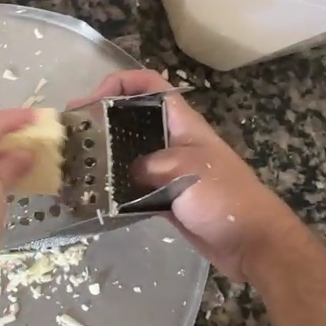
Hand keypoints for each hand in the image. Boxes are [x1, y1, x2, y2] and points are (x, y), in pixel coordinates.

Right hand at [79, 70, 300, 282]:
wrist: (252, 243)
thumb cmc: (225, 198)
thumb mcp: (186, 171)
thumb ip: (150, 164)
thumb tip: (124, 173)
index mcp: (182, 124)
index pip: (151, 86)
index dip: (121, 82)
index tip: (92, 99)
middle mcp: (173, 142)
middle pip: (133, 119)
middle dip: (102, 120)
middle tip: (73, 133)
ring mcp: (168, 171)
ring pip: (129, 154)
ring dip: (105, 157)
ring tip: (76, 164)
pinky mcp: (165, 198)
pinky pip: (133, 187)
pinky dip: (115, 190)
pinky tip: (93, 196)